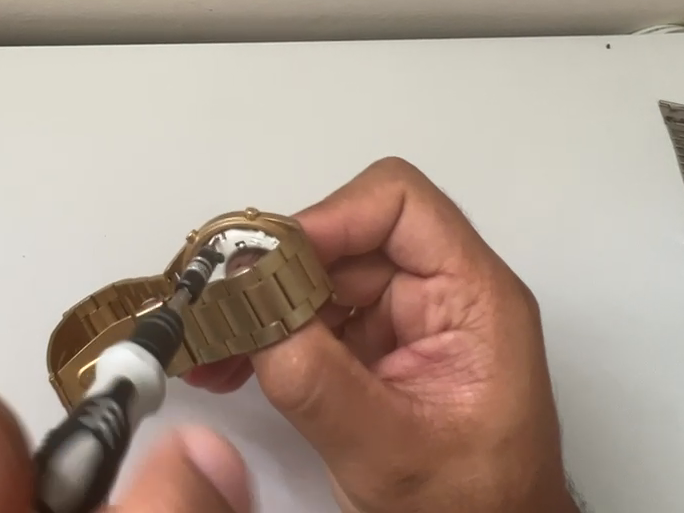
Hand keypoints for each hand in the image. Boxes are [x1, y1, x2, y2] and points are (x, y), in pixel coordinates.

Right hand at [187, 158, 575, 512]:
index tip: (271, 262)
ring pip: (314, 270)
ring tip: (214, 346)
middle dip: (274, 268)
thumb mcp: (390, 453)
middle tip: (221, 307)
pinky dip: (265, 329)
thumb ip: (316, 378)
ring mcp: (400, 310)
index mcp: (470, 294)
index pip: (398, 202)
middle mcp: (435, 286)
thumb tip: (245, 294)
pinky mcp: (370, 336)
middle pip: (342, 234)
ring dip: (258, 303)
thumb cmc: (469, 509)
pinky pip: (307, 309)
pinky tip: (228, 363)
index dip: (331, 217)